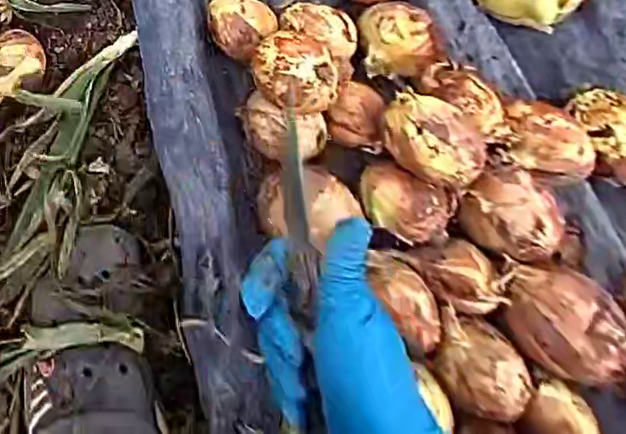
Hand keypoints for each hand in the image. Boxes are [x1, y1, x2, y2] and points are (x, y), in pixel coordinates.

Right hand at [241, 218, 441, 433]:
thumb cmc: (368, 380)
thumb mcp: (352, 313)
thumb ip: (343, 264)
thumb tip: (355, 219)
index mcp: (334, 290)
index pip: (284, 259)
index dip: (264, 274)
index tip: (257, 302)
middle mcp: (324, 315)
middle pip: (272, 301)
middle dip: (276, 334)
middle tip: (298, 359)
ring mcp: (317, 351)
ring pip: (271, 339)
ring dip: (281, 368)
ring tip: (306, 392)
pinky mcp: (309, 383)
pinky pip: (277, 373)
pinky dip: (286, 392)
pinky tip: (304, 406)